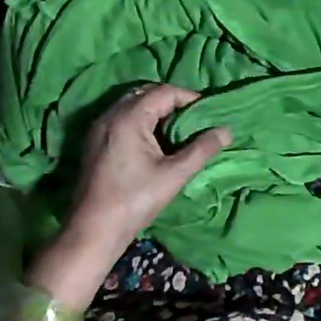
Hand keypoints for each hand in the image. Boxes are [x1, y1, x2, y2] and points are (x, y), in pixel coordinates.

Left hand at [64, 83, 231, 250]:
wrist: (93, 228)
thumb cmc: (135, 200)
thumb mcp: (174, 175)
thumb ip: (201, 149)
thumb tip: (226, 131)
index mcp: (129, 118)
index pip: (163, 92)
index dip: (188, 97)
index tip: (207, 111)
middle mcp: (110, 115)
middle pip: (146, 93)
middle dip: (172, 101)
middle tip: (194, 118)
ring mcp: (98, 128)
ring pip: (131, 105)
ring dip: (155, 110)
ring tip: (177, 129)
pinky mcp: (94, 141)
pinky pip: (121, 118)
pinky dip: (140, 120)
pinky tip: (154, 141)